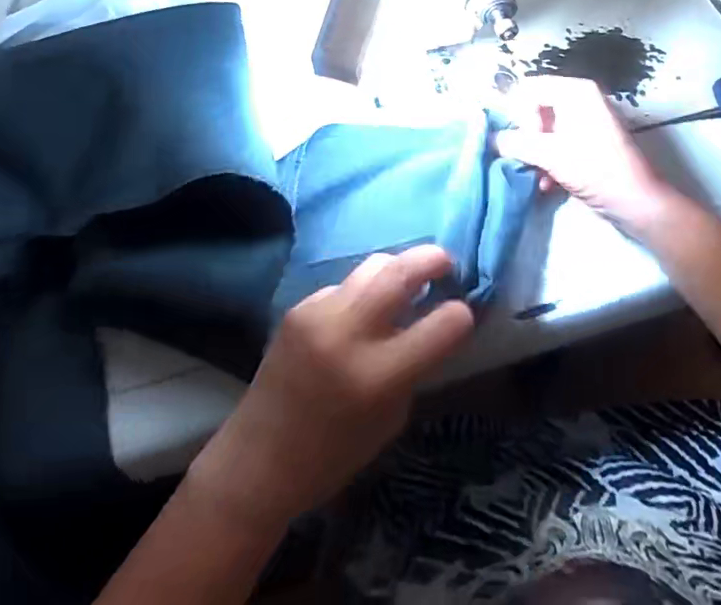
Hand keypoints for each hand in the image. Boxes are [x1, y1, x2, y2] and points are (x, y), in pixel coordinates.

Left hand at [186, 246, 473, 529]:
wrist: (258, 461)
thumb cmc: (333, 456)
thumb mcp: (391, 418)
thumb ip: (414, 366)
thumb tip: (431, 322)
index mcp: (378, 376)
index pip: (441, 325)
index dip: (461, 316)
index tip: (463, 314)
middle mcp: (347, 334)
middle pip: (401, 272)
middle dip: (433, 259)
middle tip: (446, 264)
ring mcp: (318, 315)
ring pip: (372, 265)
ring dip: (398, 268)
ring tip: (409, 281)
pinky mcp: (298, 308)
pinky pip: (344, 285)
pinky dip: (364, 291)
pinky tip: (363, 311)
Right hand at [495, 75, 682, 234]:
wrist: (637, 203)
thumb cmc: (596, 170)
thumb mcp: (550, 155)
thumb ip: (516, 143)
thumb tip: (492, 139)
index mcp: (575, 92)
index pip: (529, 89)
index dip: (518, 114)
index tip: (521, 141)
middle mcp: (581, 100)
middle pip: (534, 109)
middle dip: (524, 137)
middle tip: (523, 158)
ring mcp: (585, 122)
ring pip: (544, 130)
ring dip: (534, 154)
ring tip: (535, 175)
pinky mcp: (588, 144)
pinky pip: (557, 144)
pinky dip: (549, 162)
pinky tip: (547, 184)